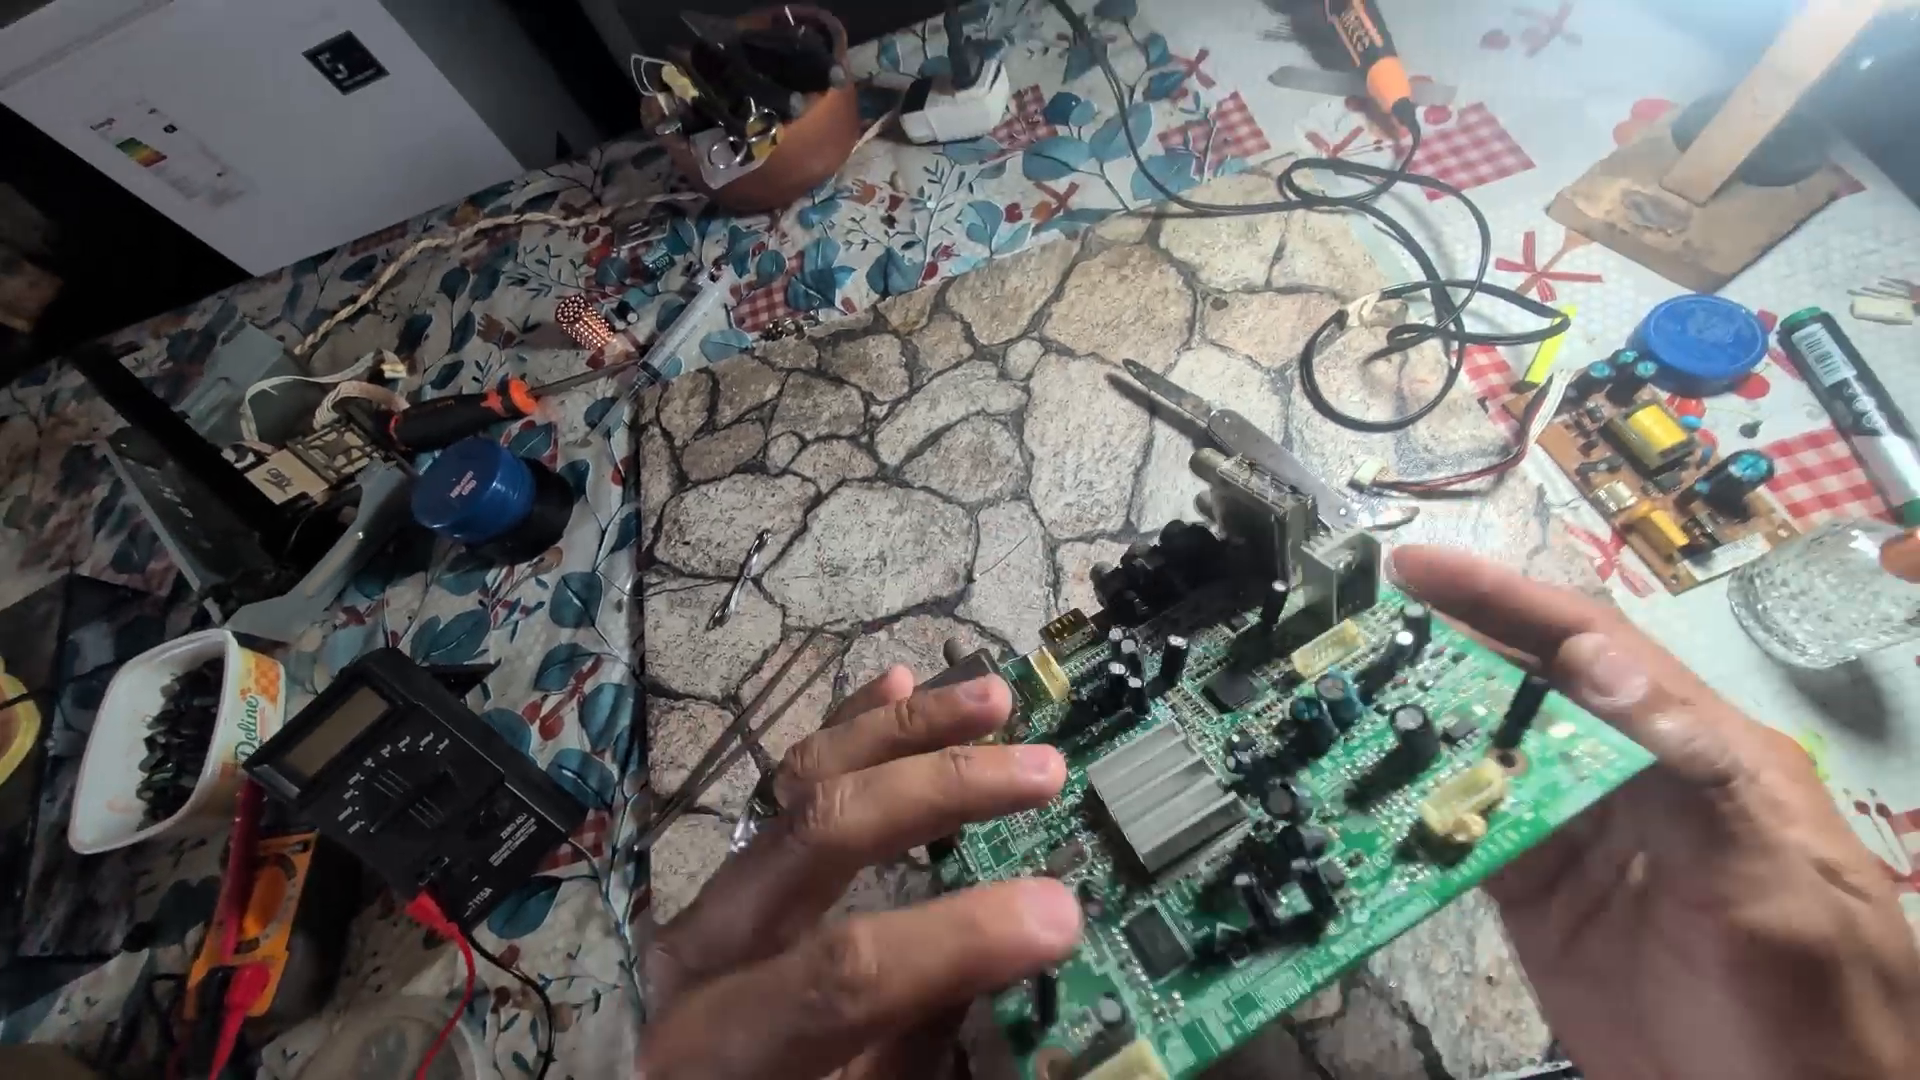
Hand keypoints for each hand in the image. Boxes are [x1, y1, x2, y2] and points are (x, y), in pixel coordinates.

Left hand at [638, 668, 1079, 1079]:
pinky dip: (852, 723)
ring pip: (808, 773)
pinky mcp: (732, 860)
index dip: (957, 937)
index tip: (1060, 911)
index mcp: (720, 1039)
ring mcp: (715, 885)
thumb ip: (906, 1053)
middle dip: (945, 788)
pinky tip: (898, 682)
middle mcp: (705, 940)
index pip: (849, 970)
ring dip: (910, 728)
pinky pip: (790, 773)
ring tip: (991, 699)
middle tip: (1041, 770)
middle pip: (827, 829)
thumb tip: (995, 967)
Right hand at [1390, 546, 1919, 1079]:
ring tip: (1342, 686)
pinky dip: (1407, 793)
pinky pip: (1455, 815)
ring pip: (1475, 742)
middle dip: (1438, 639)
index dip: (1501, 597)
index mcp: (1691, 749)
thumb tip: (1596, 663)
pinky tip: (1364, 776)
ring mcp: (1565, 822)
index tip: (1417, 570)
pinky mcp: (1524, 874)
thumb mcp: (1775, 895)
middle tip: (1355, 620)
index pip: (1587, 645)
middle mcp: (1619, 769)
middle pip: (1517, 681)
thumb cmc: (1813, 1020)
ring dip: (1411, 712)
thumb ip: (1691, 778)